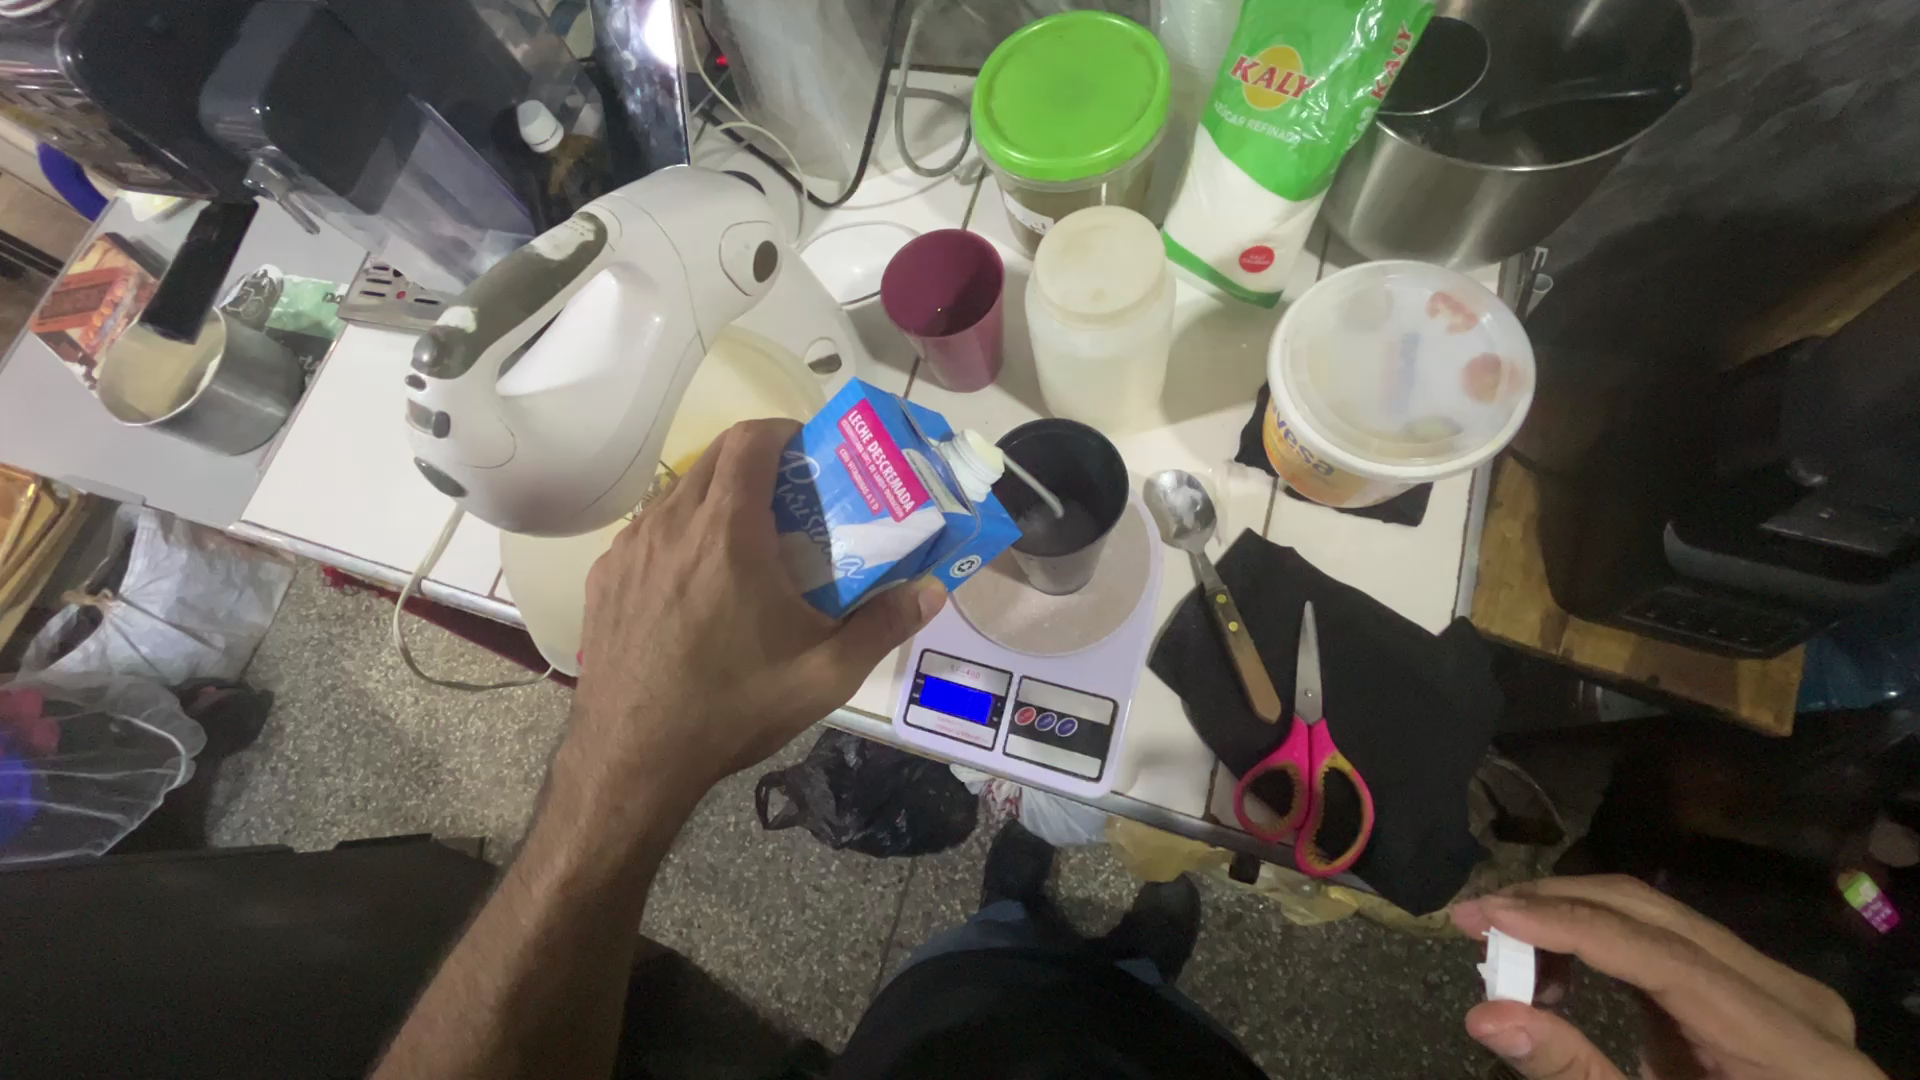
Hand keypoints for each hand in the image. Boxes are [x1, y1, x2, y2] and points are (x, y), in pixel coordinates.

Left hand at [561, 419, 946, 815]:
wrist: (633, 760)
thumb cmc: (735, 707)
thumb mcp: (825, 674)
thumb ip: (884, 624)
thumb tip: (933, 591)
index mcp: (727, 532)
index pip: (749, 440)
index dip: (783, 431)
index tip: (810, 454)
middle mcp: (671, 524)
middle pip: (714, 457)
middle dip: (757, 462)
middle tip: (793, 500)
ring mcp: (628, 549)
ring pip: (678, 492)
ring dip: (717, 496)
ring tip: (748, 541)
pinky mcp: (605, 577)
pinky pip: (648, 529)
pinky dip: (681, 531)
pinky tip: (698, 583)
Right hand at [1452, 876, 1885, 1079]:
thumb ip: (1573, 1072)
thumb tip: (1483, 1016)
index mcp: (1798, 1054)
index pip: (1664, 957)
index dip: (1567, 928)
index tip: (1484, 915)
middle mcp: (1794, 1000)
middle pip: (1650, 915)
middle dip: (1551, 906)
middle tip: (1474, 920)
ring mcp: (1770, 984)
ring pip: (1644, 910)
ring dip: (1560, 916)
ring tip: (1503, 952)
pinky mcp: (1739, 981)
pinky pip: (1650, 932)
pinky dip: (1585, 936)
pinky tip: (1548, 969)